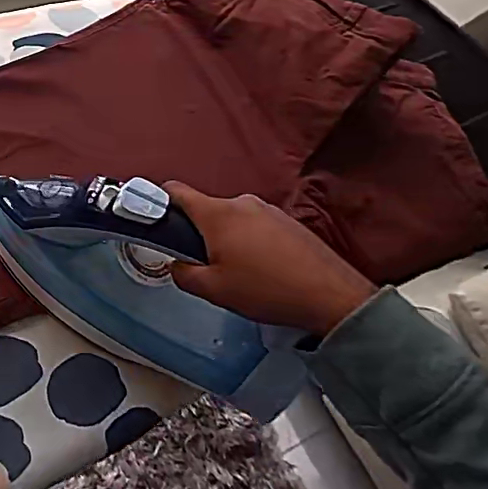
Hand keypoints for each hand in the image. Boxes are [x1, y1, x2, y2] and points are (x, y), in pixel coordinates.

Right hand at [163, 182, 376, 334]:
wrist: (334, 297)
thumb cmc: (268, 290)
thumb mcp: (212, 290)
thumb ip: (182, 273)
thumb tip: (177, 265)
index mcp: (217, 214)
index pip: (175, 191)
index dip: (157, 201)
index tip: (153, 218)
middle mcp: (241, 203)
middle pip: (205, 210)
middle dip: (198, 232)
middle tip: (203, 262)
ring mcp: (268, 210)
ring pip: (232, 220)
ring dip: (227, 239)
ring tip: (238, 271)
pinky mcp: (289, 222)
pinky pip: (256, 226)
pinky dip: (251, 242)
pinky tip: (262, 269)